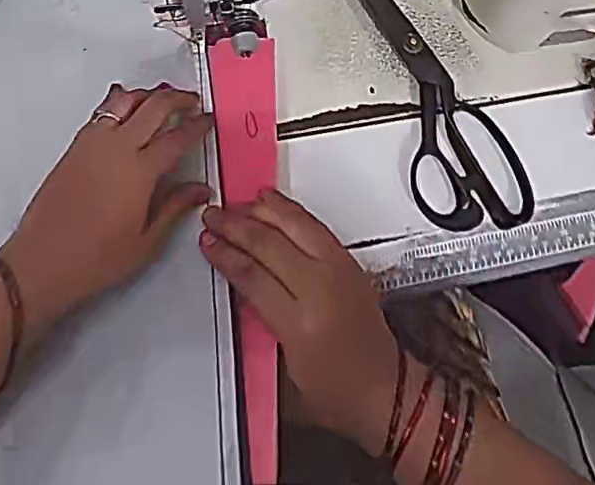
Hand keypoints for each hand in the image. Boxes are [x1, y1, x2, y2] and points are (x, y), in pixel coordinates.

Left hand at [3, 86, 212, 328]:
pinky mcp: (75, 146)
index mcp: (139, 171)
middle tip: (191, 103)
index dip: (197, 125)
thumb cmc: (89, 259)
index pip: (178, 136)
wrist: (41, 264)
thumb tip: (198, 190)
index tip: (206, 121)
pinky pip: (103, 111)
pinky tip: (126, 108)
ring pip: (126, 99)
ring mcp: (93, 143)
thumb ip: (175, 207)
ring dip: (149, 95)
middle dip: (179, 99)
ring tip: (161, 100)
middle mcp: (116, 148)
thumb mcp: (145, 242)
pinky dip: (121, 102)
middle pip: (155, 105)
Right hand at [200, 191, 399, 452]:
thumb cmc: (337, 390)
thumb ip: (258, 321)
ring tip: (235, 205)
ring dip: (259, 211)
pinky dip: (289, 209)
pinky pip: (313, 223)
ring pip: (291, 223)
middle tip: (214, 217)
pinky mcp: (348, 259)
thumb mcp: (285, 369)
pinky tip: (272, 202)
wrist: (386, 391)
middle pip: (268, 243)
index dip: (225, 255)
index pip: (252, 276)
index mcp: (300, 324)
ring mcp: (338, 269)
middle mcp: (321, 289)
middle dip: (234, 226)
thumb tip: (237, 280)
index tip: (209, 243)